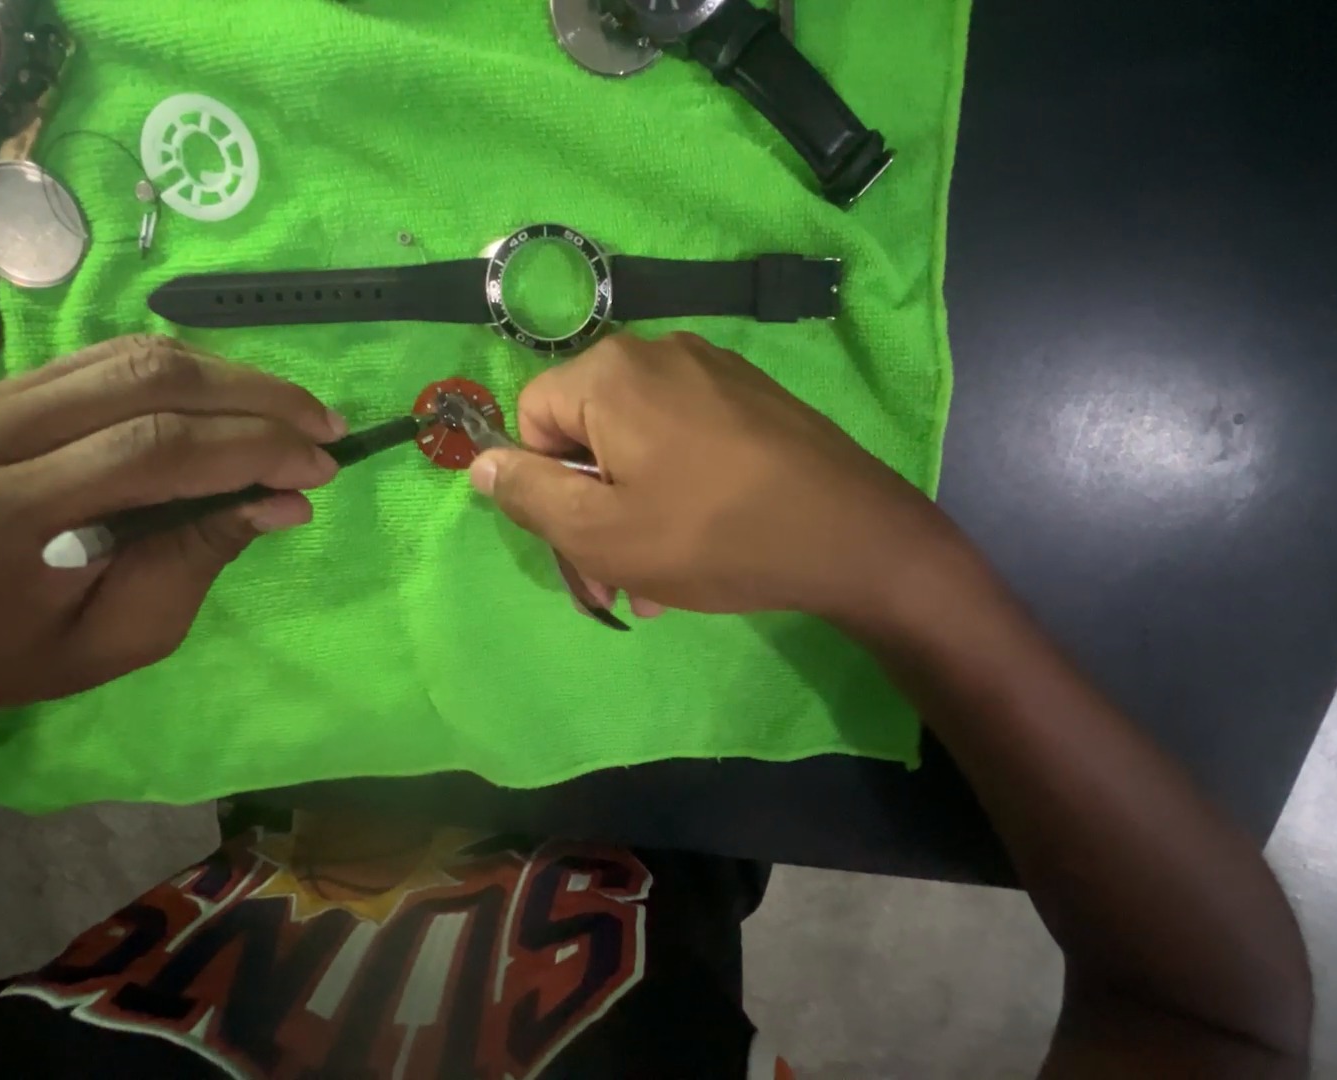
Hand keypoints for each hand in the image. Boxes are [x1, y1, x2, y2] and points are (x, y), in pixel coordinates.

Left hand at [0, 335, 345, 726]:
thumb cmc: (23, 654)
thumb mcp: (128, 634)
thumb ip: (202, 555)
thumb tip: (288, 501)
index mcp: (7, 516)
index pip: (157, 449)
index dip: (256, 447)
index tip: (323, 467)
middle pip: (150, 382)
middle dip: (259, 399)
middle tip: (325, 428)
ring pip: (136, 357)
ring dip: (234, 379)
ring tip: (295, 413)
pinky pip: (114, 360)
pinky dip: (192, 374)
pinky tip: (237, 402)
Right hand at [469, 332, 950, 617]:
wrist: (854, 536)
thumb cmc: (714, 536)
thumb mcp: (600, 531)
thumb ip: (528, 494)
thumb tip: (482, 462)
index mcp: (610, 373)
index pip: (532, 420)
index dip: (543, 490)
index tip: (575, 550)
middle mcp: (659, 354)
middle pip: (588, 438)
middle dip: (592, 518)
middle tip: (613, 589)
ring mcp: (714, 372)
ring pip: (639, 450)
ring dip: (634, 519)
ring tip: (659, 585)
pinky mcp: (753, 399)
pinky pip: (686, 444)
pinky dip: (676, 494)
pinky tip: (698, 550)